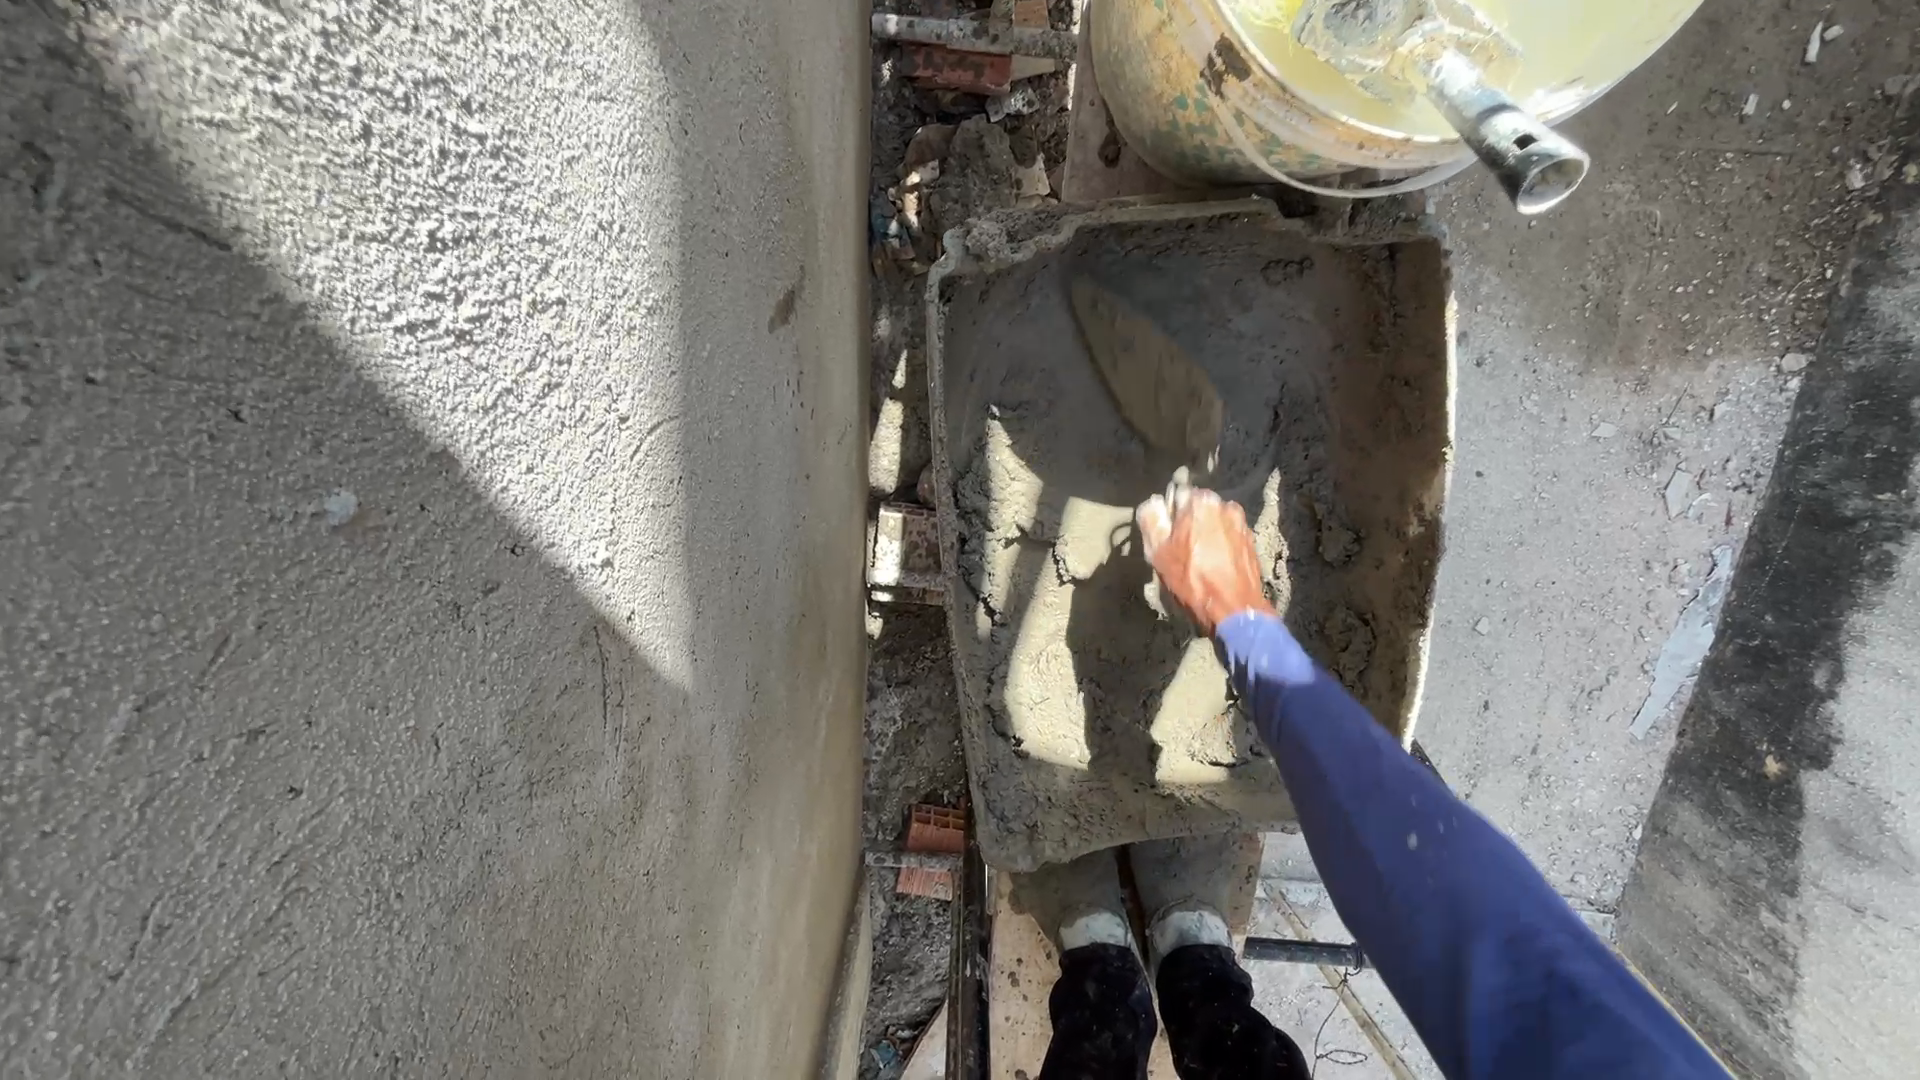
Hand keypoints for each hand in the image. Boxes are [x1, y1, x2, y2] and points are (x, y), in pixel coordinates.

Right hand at [1135, 482, 1273, 635]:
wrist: (1234, 609)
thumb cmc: (1192, 579)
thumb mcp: (1158, 552)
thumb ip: (1151, 519)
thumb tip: (1154, 503)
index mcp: (1200, 501)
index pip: (1176, 495)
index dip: (1167, 517)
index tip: (1165, 538)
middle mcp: (1225, 505)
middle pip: (1197, 509)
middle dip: (1187, 525)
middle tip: (1179, 552)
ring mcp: (1242, 523)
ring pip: (1213, 522)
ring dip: (1205, 535)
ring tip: (1198, 562)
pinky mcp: (1251, 541)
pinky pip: (1228, 536)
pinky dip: (1220, 546)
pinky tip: (1215, 567)